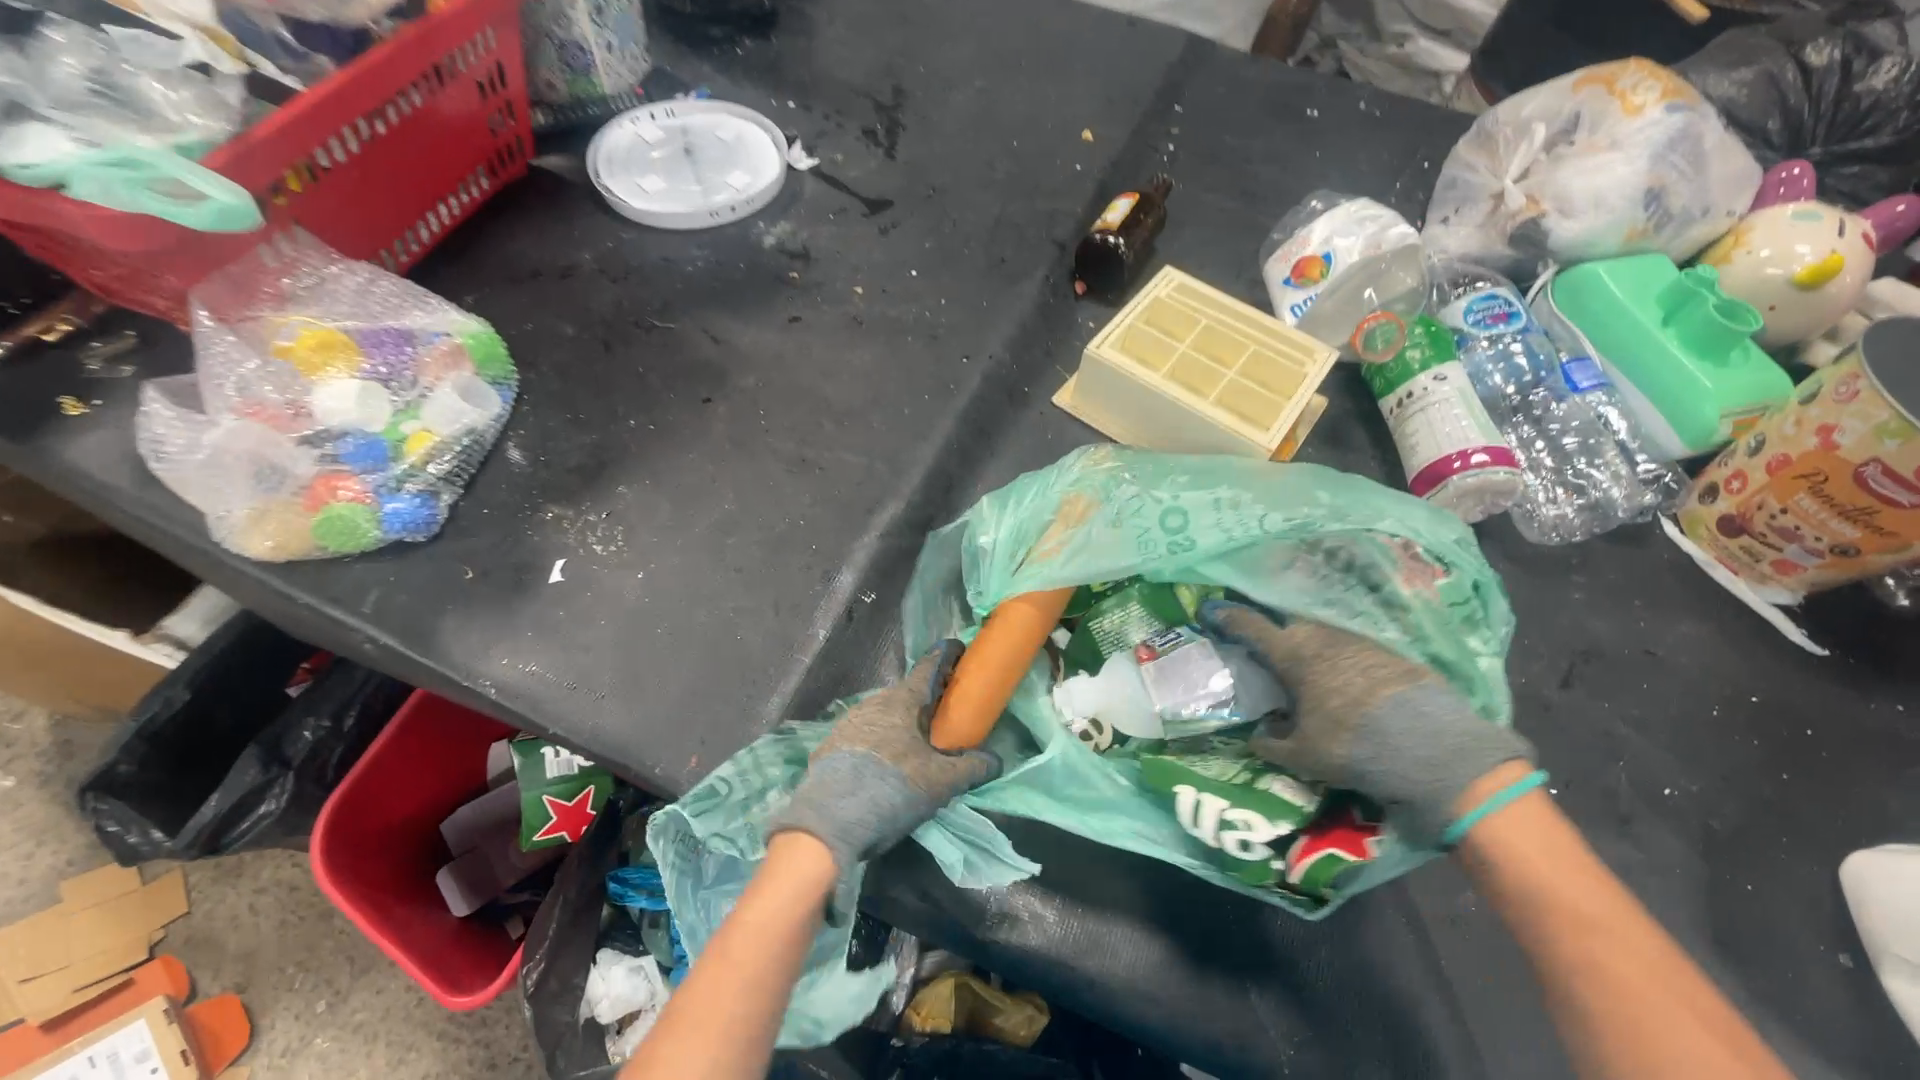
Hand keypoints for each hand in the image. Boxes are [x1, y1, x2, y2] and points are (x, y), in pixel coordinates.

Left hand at [768, 642, 1001, 872]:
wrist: (829, 821)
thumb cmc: (893, 789)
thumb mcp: (941, 783)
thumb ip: (972, 768)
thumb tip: (995, 761)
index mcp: (903, 701)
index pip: (929, 667)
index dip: (946, 657)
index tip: (958, 651)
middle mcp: (874, 703)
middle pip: (906, 693)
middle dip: (925, 700)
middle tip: (944, 716)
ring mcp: (848, 723)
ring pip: (882, 714)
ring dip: (900, 723)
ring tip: (914, 746)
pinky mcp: (830, 746)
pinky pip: (863, 735)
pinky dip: (878, 743)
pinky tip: (882, 766)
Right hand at [1200, 601, 1530, 846]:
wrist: (1433, 747)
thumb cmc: (1353, 746)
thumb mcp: (1302, 755)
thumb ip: (1272, 744)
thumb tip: (1257, 736)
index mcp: (1294, 655)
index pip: (1252, 627)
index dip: (1228, 618)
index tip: (1211, 610)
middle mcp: (1324, 637)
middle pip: (1289, 623)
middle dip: (1273, 629)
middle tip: (1263, 645)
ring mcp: (1361, 642)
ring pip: (1323, 634)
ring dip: (1309, 644)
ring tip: (1304, 666)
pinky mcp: (1392, 654)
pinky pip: (1353, 648)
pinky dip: (1340, 658)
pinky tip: (1344, 679)